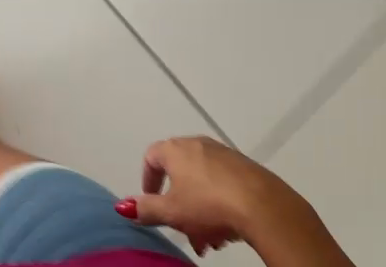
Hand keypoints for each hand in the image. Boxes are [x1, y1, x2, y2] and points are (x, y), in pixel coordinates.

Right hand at [117, 137, 312, 256]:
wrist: (262, 205)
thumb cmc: (208, 204)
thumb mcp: (172, 212)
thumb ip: (146, 209)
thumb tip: (122, 206)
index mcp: (175, 149)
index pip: (151, 157)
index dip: (148, 180)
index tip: (152, 203)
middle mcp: (197, 144)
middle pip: (179, 174)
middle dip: (179, 206)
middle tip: (184, 232)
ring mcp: (223, 154)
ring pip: (202, 183)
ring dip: (200, 211)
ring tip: (210, 241)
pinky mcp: (246, 167)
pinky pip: (223, 185)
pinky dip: (219, 205)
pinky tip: (228, 230)